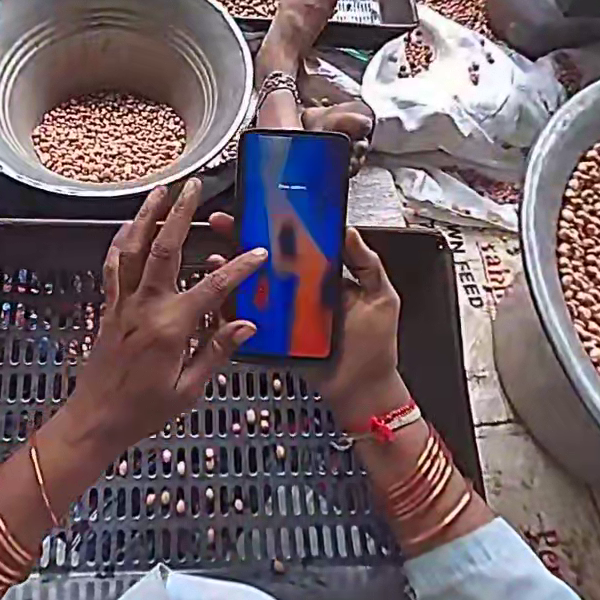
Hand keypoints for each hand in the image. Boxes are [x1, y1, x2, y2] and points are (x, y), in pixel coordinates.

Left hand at [47, 180, 265, 458]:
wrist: (94, 419)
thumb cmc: (143, 411)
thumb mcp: (188, 389)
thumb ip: (216, 352)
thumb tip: (247, 325)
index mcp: (170, 327)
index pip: (213, 288)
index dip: (238, 268)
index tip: (257, 252)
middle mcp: (144, 306)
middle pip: (164, 248)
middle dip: (181, 214)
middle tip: (194, 186)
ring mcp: (122, 303)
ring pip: (133, 249)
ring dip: (146, 216)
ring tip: (159, 191)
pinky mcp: (108, 306)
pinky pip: (113, 265)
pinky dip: (121, 241)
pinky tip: (129, 227)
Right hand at [204, 216, 406, 428]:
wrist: (362, 388)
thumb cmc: (374, 346)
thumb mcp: (381, 297)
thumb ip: (367, 264)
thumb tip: (350, 232)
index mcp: (321, 276)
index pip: (294, 244)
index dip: (275, 227)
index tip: (258, 211)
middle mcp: (297, 290)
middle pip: (265, 260)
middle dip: (241, 240)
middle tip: (225, 225)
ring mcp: (282, 313)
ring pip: (250, 286)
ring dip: (230, 271)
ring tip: (218, 260)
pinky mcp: (272, 335)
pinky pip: (247, 318)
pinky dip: (230, 308)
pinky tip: (221, 296)